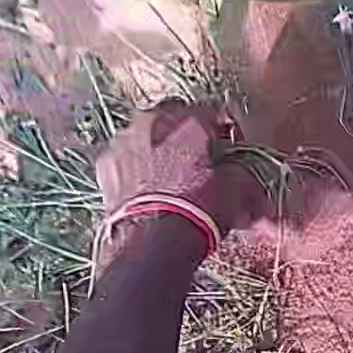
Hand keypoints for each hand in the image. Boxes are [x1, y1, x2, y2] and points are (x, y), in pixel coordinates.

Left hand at [95, 102, 258, 234]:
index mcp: (189, 120)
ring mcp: (124, 140)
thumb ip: (243, 173)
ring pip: (149, 137)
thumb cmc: (196, 211)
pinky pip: (127, 159)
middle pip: (176, 120)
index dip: (226, 132)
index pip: (215, 112)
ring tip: (173, 181)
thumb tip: (245, 174)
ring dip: (161, 152)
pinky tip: (150, 191)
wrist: (153, 240)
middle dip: (189, 138)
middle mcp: (153, 120)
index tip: (231, 148)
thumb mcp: (236, 193)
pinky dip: (138, 169)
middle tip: (201, 164)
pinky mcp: (106, 164)